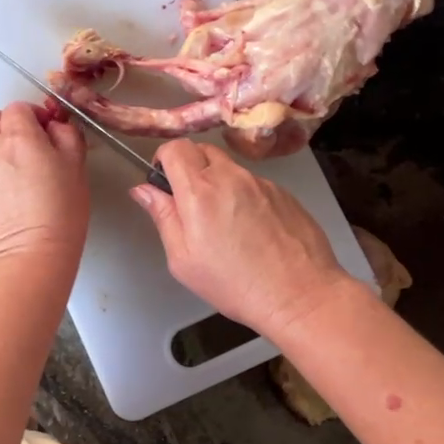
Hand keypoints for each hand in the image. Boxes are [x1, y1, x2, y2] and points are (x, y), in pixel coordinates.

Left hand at [0, 102, 89, 265]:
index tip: (41, 132)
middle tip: (18, 145)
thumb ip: (66, 135)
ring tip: (4, 171)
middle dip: (0, 125)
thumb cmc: (60, 214)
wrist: (31, 255)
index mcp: (19, 136)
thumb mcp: (77, 167)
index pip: (18, 108)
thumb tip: (55, 124)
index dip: (32, 117)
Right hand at [130, 140, 358, 334]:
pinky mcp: (283, 193)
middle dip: (189, 167)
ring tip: (224, 221)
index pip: (174, 147)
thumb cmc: (235, 284)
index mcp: (199, 191)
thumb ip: (162, 217)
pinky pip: (253, 183)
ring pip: (229, 167)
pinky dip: (244, 195)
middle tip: (190, 202)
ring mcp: (260, 182)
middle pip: (201, 150)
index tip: (165, 183)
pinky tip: (252, 229)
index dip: (164, 159)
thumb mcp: (183, 260)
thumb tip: (142, 190)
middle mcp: (230, 177)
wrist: (301, 295)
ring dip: (218, 182)